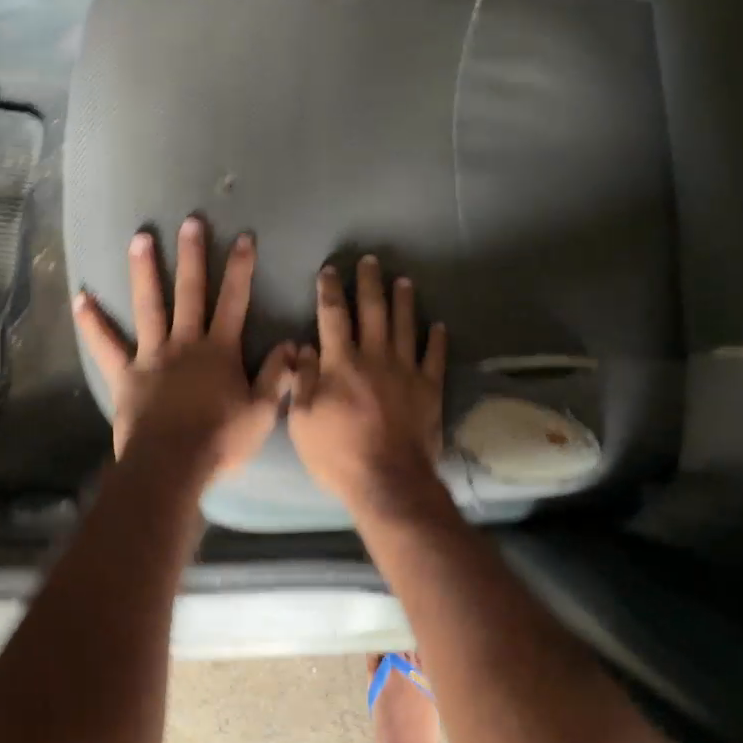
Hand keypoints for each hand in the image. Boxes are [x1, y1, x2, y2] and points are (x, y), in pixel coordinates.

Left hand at [73, 217, 293, 480]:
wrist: (172, 466)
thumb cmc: (220, 441)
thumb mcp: (261, 412)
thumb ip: (276, 376)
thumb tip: (292, 346)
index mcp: (220, 350)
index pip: (234, 301)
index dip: (240, 269)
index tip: (243, 237)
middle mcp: (186, 343)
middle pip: (190, 292)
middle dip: (192, 255)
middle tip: (190, 222)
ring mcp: (152, 355)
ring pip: (149, 306)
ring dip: (145, 271)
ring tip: (140, 238)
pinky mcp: (125, 374)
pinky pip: (107, 345)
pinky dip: (93, 322)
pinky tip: (81, 298)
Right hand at [288, 255, 446, 510]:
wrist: (389, 482)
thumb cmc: (338, 455)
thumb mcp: (302, 421)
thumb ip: (302, 380)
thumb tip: (304, 347)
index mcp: (341, 363)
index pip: (334, 316)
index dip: (331, 290)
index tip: (330, 270)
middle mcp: (375, 357)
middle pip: (373, 311)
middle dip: (370, 283)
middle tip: (371, 260)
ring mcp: (407, 371)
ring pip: (406, 326)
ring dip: (404, 301)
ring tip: (404, 281)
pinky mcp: (430, 389)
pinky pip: (435, 357)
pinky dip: (438, 339)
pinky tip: (439, 325)